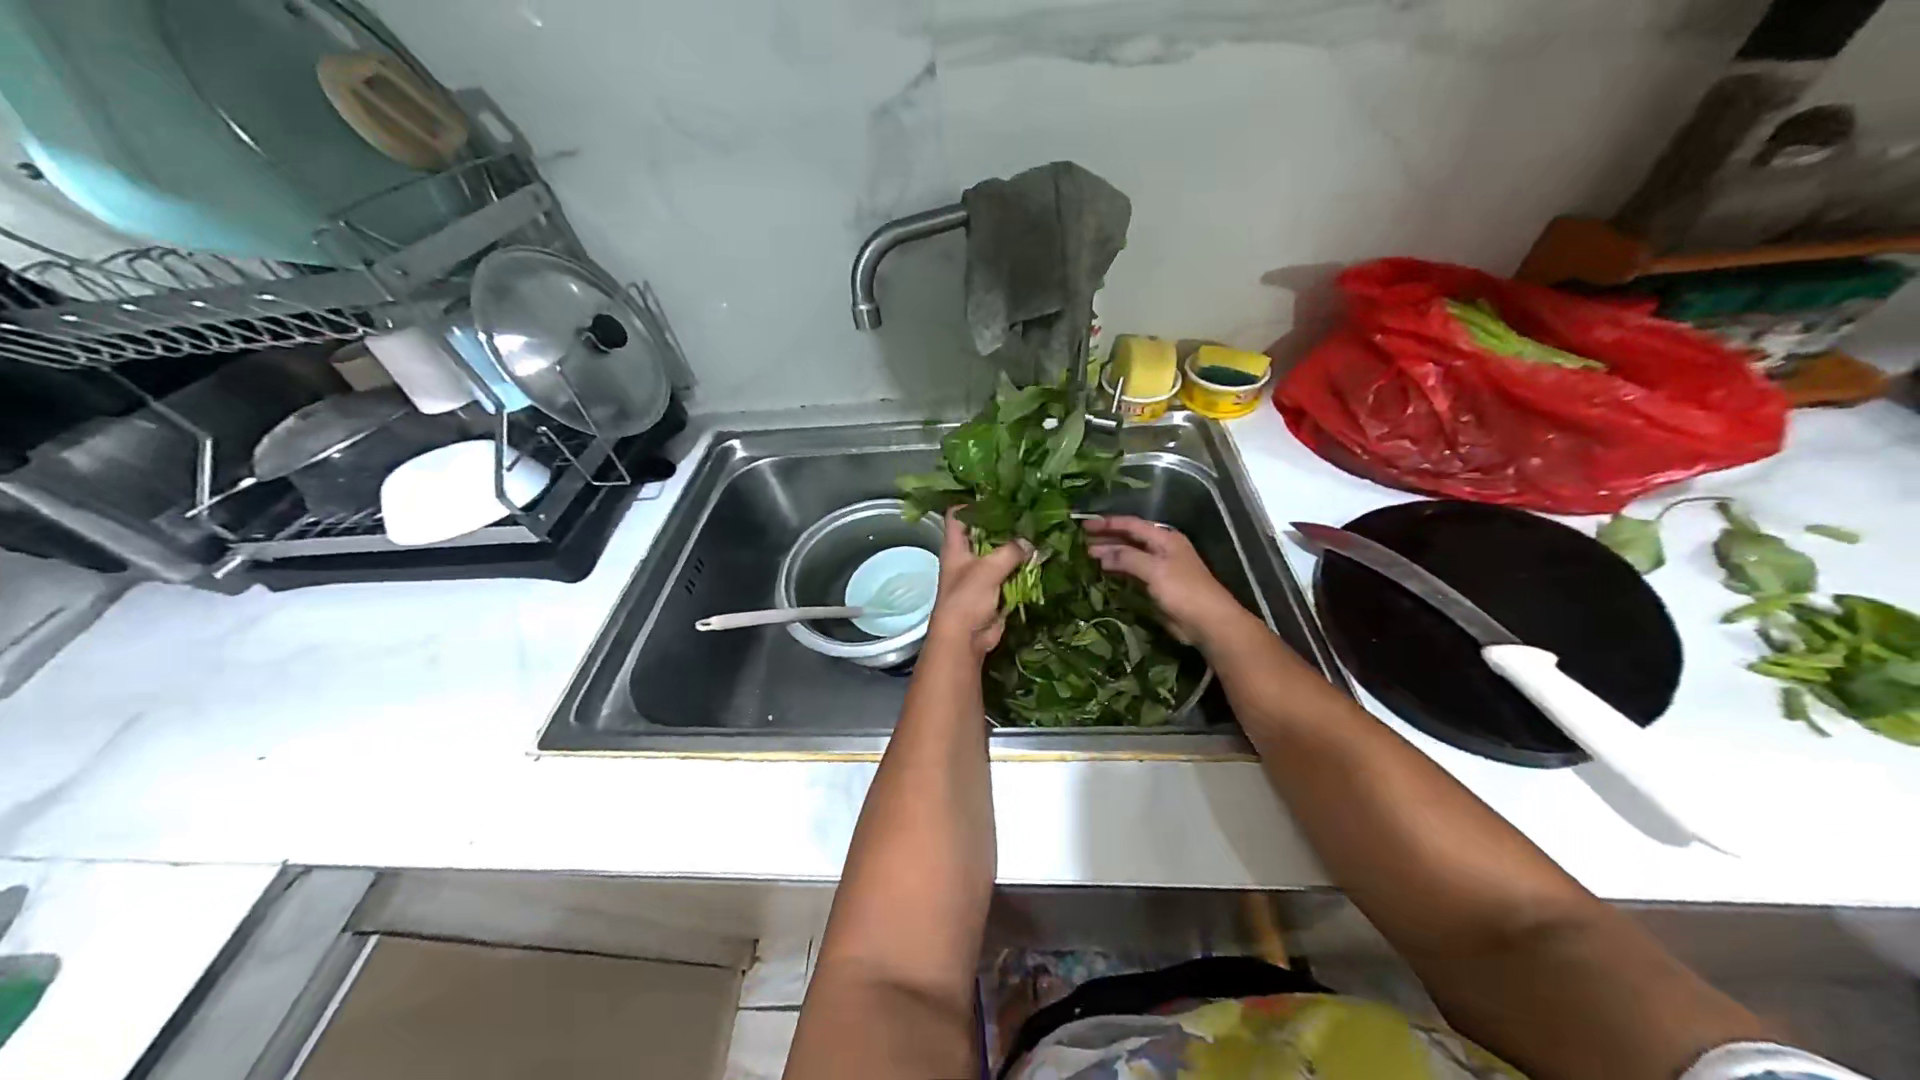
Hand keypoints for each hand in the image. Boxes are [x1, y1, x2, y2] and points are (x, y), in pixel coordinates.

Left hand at [925, 513, 1031, 659]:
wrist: (965, 639)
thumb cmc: (967, 599)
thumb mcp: (988, 569)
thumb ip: (1011, 551)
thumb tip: (1031, 541)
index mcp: (956, 546)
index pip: (957, 515)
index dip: (972, 502)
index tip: (996, 493)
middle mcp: (967, 557)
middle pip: (984, 532)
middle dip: (1004, 523)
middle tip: (1028, 510)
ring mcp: (981, 574)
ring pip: (1000, 553)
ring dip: (1017, 546)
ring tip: (1040, 530)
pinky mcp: (994, 590)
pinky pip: (1010, 573)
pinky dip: (1023, 567)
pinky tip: (1040, 556)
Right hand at [1084, 515, 1246, 648]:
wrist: (1208, 622)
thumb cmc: (1183, 590)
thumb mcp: (1154, 570)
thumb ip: (1127, 557)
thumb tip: (1102, 553)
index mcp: (1165, 538)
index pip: (1132, 525)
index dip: (1108, 524)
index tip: (1085, 526)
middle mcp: (1162, 549)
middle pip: (1130, 539)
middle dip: (1107, 539)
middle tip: (1082, 541)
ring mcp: (1160, 568)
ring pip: (1130, 555)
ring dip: (1111, 554)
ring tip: (1089, 555)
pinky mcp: (1158, 586)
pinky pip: (1133, 572)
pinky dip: (1119, 569)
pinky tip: (1105, 571)